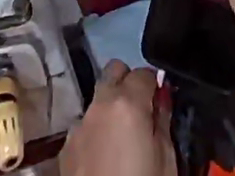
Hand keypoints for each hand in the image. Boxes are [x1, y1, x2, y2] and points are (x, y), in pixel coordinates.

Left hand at [59, 60, 173, 175]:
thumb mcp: (168, 163)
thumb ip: (164, 123)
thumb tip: (163, 97)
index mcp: (127, 104)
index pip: (144, 73)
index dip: (156, 83)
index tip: (164, 98)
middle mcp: (99, 104)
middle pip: (113, 71)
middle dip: (129, 82)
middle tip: (145, 110)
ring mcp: (79, 123)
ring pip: (98, 98)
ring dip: (112, 107)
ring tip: (127, 138)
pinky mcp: (67, 145)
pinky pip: (86, 124)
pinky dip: (98, 130)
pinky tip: (108, 157)